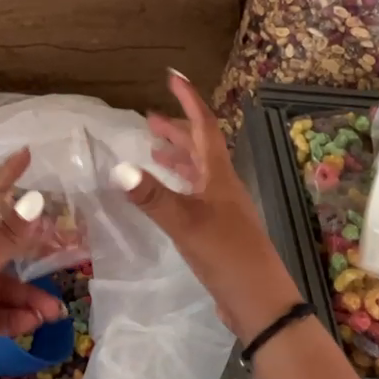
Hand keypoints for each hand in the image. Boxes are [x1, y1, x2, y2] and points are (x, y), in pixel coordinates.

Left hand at [0, 148, 67, 378]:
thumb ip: (8, 234)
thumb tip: (35, 201)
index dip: (6, 176)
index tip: (28, 155)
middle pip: (1, 242)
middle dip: (33, 247)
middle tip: (69, 245)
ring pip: (4, 283)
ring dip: (28, 295)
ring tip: (53, 310)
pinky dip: (16, 316)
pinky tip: (35, 322)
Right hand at [118, 70, 304, 342]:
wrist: (260, 302)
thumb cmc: (227, 255)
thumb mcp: (185, 223)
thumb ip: (152, 196)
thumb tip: (118, 166)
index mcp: (218, 175)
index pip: (203, 126)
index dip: (188, 100)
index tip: (173, 76)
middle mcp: (222, 185)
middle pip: (200, 147)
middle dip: (176, 129)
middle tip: (148, 118)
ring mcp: (222, 208)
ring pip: (198, 170)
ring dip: (177, 155)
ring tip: (152, 149)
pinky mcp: (217, 228)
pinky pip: (194, 193)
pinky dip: (177, 183)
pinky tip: (165, 194)